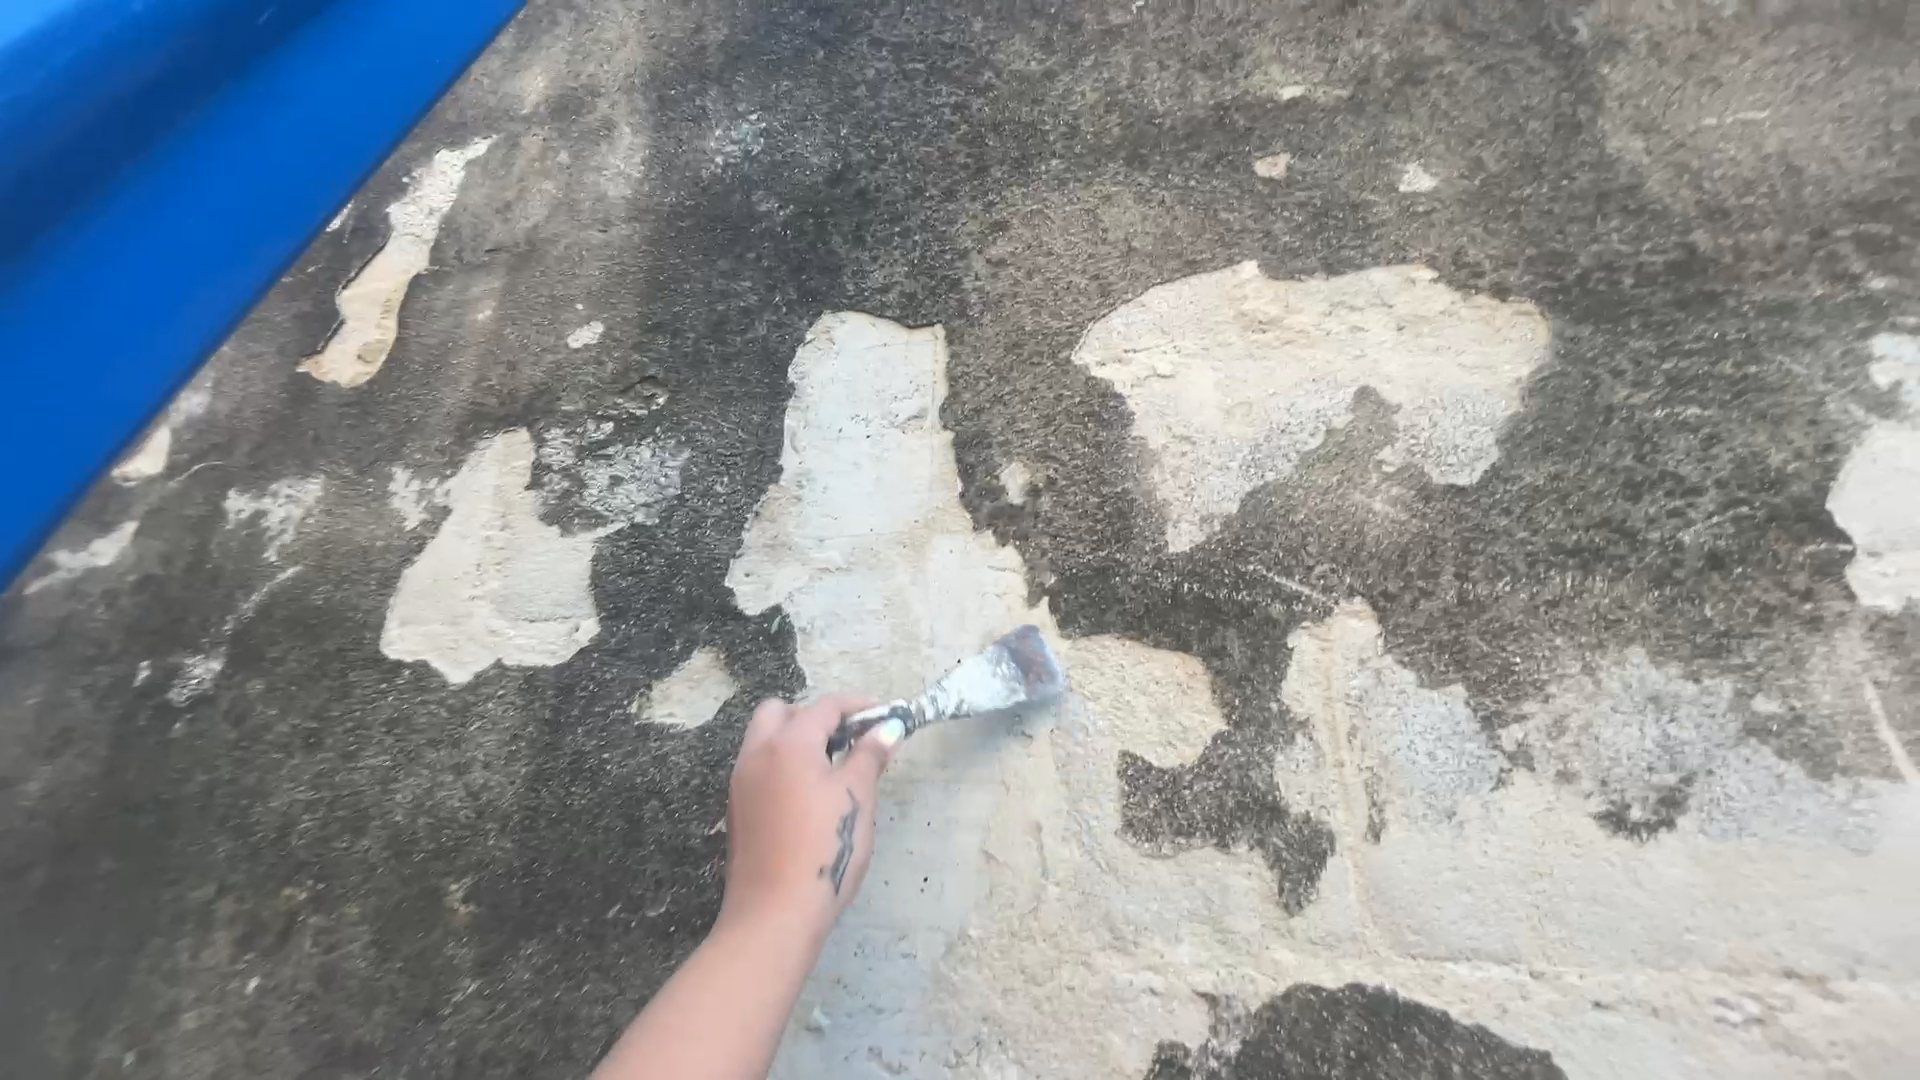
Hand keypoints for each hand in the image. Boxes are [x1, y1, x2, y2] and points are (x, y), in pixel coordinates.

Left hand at [717, 695, 903, 947]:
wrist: (773, 915)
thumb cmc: (824, 848)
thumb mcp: (857, 797)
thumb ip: (870, 755)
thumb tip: (889, 727)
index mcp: (788, 743)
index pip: (825, 706)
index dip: (858, 706)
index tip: (885, 716)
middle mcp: (757, 753)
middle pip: (781, 712)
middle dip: (815, 716)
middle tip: (847, 739)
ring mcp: (741, 782)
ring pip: (764, 738)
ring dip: (796, 738)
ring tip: (832, 768)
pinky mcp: (737, 809)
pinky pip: (759, 766)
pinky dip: (782, 764)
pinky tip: (809, 795)